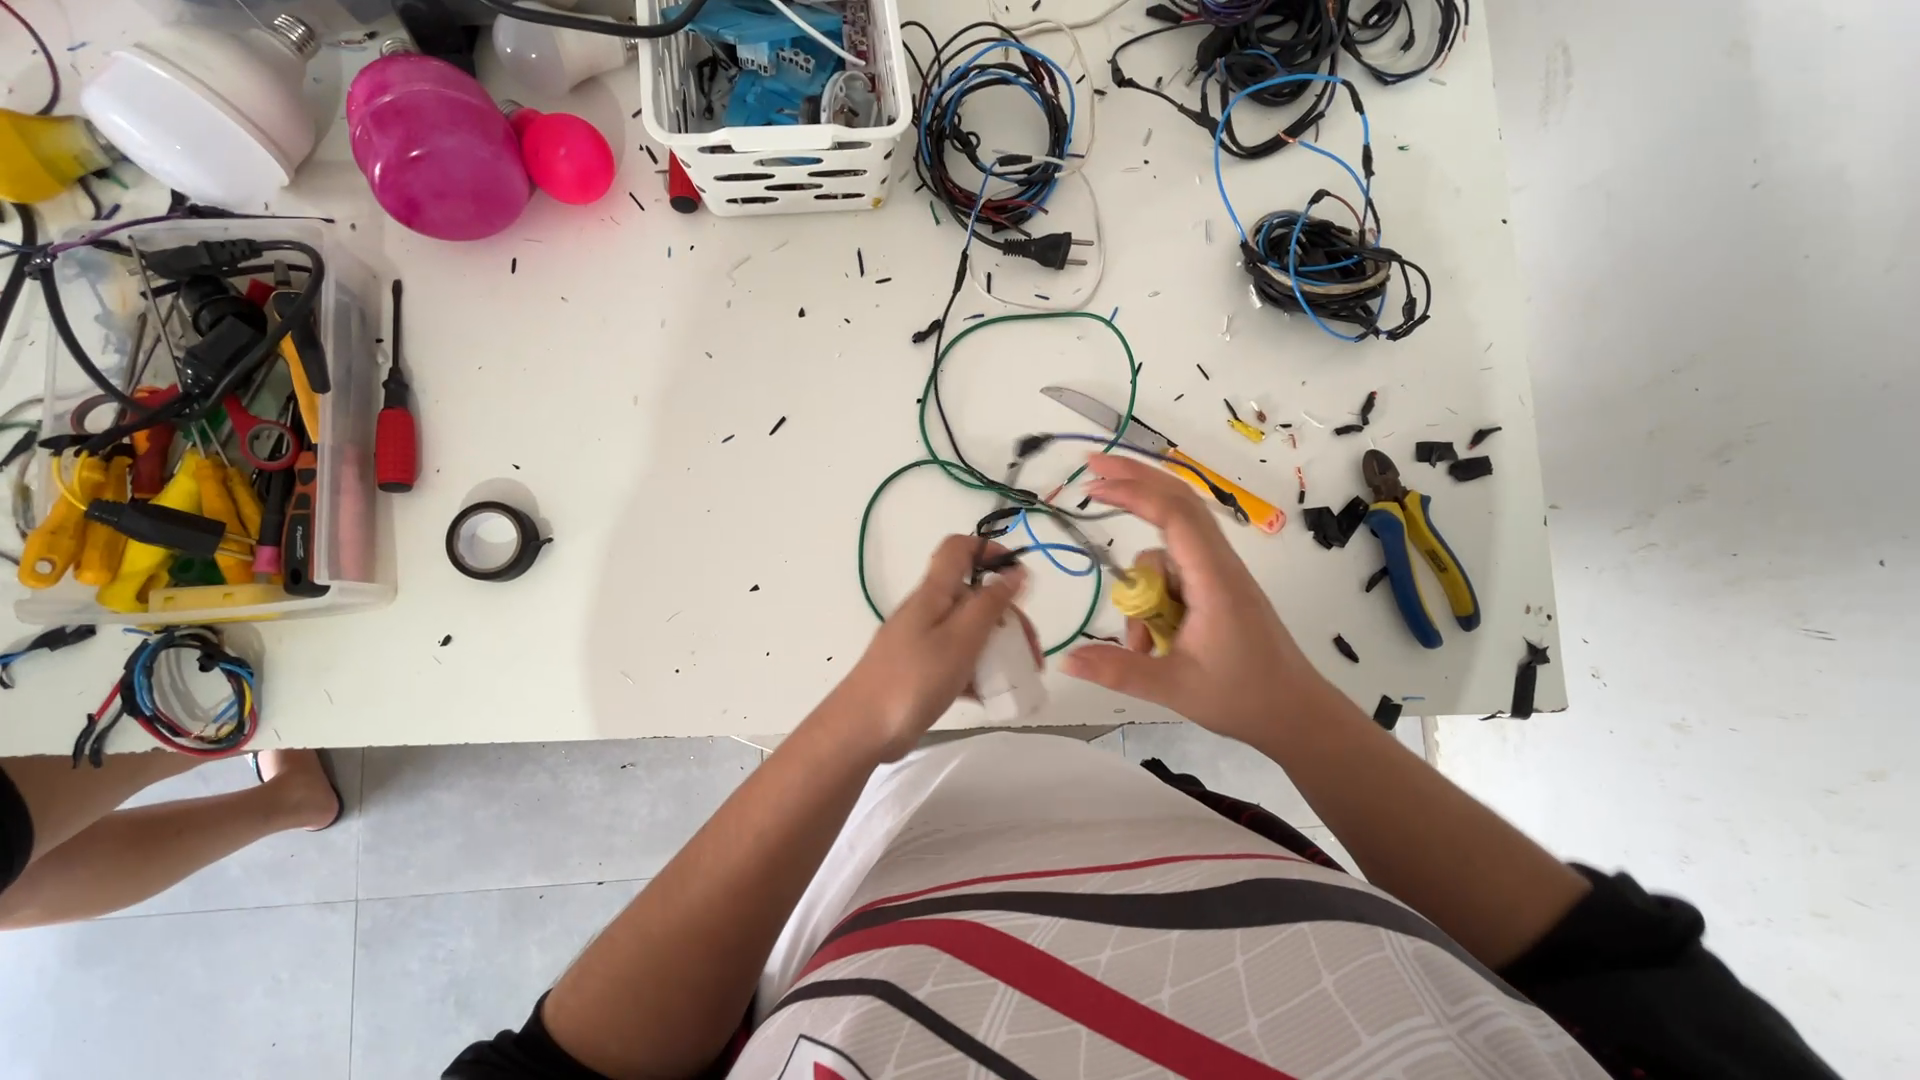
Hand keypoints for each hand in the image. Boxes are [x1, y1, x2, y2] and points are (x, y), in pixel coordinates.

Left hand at [826, 535, 1029, 761]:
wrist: (861, 730)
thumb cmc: (914, 679)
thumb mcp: (960, 639)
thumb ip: (989, 604)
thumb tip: (1014, 572)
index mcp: (933, 593)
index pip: (959, 549)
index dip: (991, 552)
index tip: (1020, 578)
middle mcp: (927, 611)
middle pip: (974, 597)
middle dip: (1008, 617)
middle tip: (1032, 650)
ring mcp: (922, 643)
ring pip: (969, 632)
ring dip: (999, 647)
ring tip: (1023, 676)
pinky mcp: (921, 672)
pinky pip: (957, 662)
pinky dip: (978, 672)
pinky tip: (996, 696)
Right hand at [1061, 454, 1327, 743]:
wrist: (1295, 714)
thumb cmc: (1243, 697)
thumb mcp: (1174, 688)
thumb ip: (1119, 670)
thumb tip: (1067, 659)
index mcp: (1213, 579)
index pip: (1173, 515)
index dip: (1133, 491)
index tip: (1093, 483)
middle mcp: (1219, 566)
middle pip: (1177, 505)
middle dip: (1134, 483)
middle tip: (1091, 472)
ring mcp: (1220, 576)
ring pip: (1168, 553)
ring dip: (1142, 586)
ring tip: (1143, 645)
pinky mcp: (1218, 590)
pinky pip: (1176, 576)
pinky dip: (1155, 598)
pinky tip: (1154, 644)